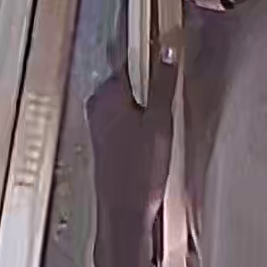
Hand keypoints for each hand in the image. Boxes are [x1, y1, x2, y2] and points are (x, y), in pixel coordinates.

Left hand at [87, 45, 178, 266]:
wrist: (124, 218)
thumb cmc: (139, 172)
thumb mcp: (160, 122)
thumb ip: (164, 82)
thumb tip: (169, 49)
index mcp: (107, 93)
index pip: (130, 57)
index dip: (151, 53)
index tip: (168, 50)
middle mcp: (97, 103)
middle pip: (130, 77)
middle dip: (150, 82)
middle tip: (168, 97)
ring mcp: (99, 122)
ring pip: (128, 97)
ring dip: (146, 102)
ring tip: (162, 123)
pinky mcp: (104, 139)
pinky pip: (124, 115)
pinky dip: (139, 118)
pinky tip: (152, 138)